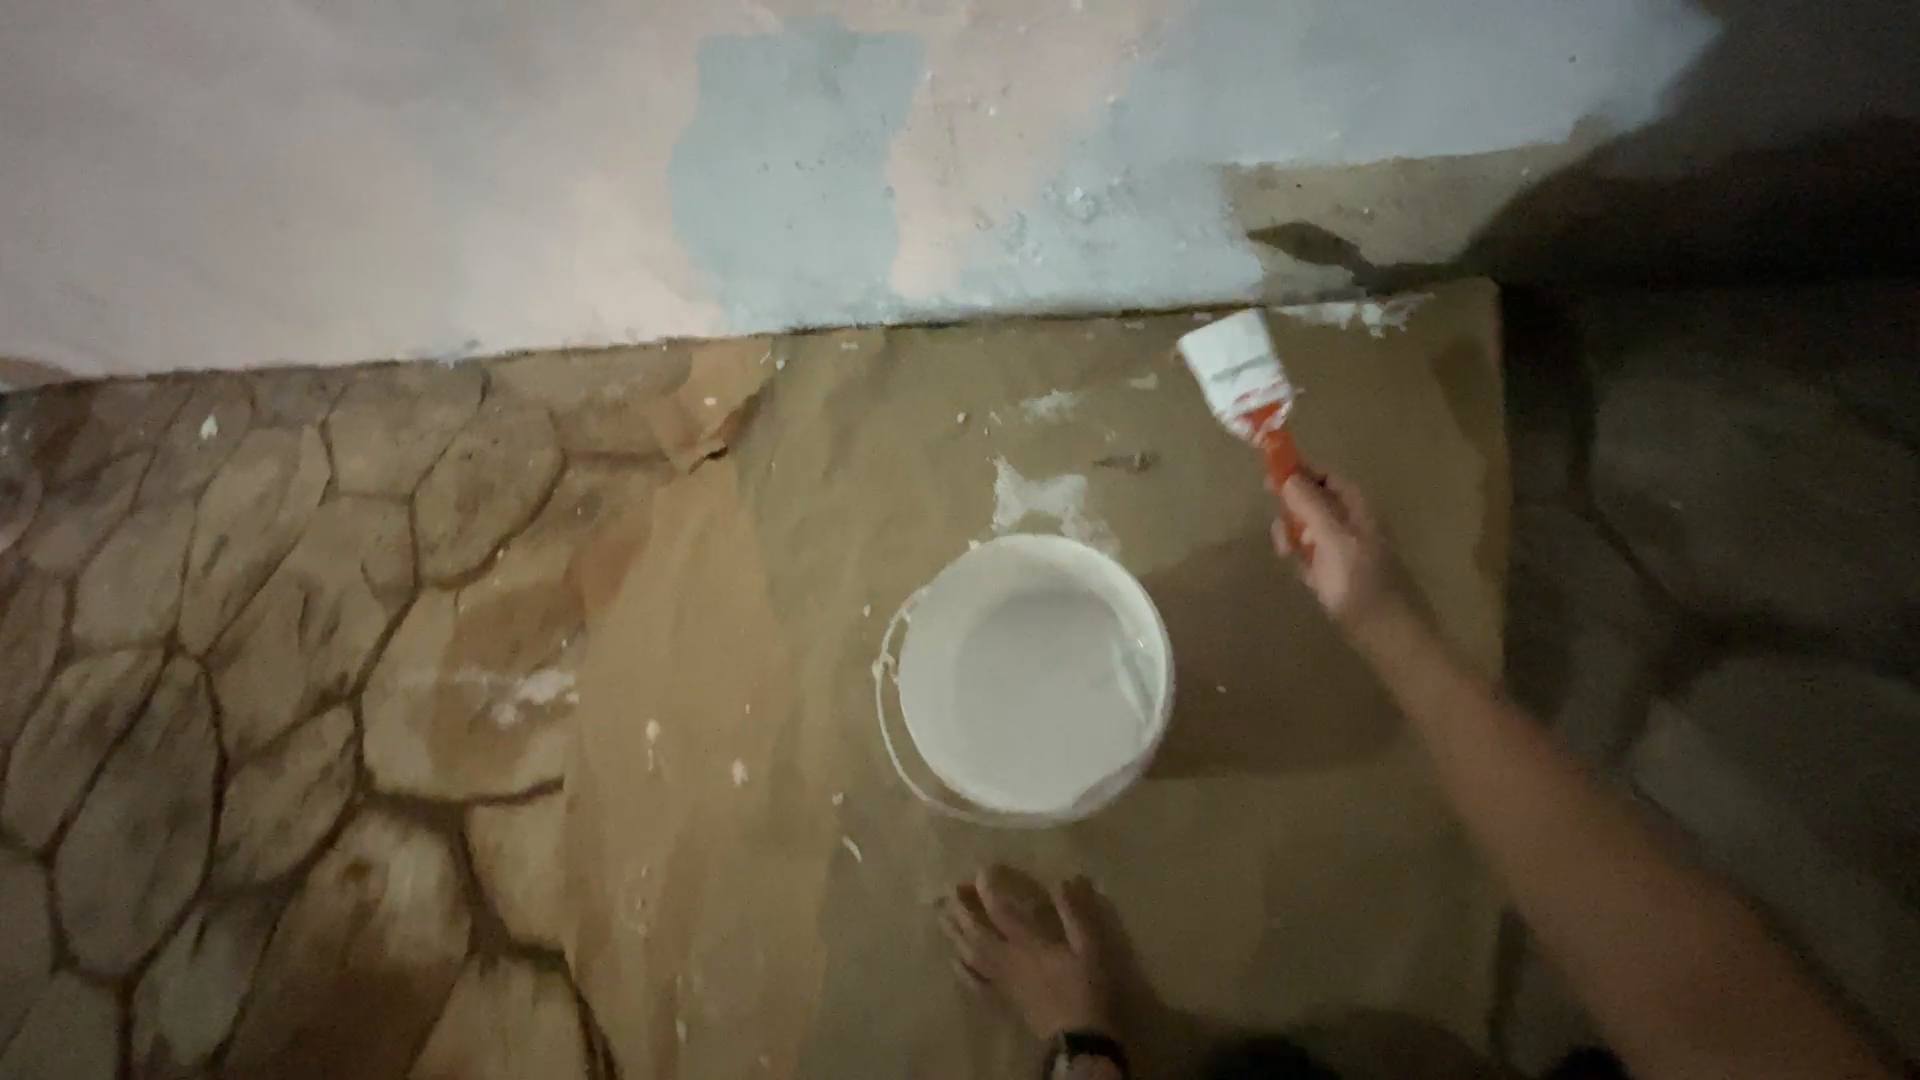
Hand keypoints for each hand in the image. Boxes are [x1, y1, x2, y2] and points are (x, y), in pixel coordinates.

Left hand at [939, 867, 1116, 1041]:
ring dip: (954, 932)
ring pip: (970, 954)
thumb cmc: (1086, 988)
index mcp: (1027, 943)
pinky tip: (953, 959)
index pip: (1000, 910)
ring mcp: (1001, 981)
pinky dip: (962, 970)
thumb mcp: (1089, 946)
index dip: (988, 888)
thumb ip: (1074, 912)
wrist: (1081, 1040)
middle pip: (976, 931)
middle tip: (949, 890)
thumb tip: (1063, 880)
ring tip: (942, 915)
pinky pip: (975, 984)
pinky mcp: (1003, 1001)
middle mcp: (1007, 959)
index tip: (981, 869)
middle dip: (961, 908)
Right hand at [1273, 473, 1405, 632]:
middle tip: (1273, 509)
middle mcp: (1350, 525)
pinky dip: (1297, 555)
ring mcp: (1341, 549)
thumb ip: (1310, 505)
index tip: (1273, 472)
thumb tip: (1288, 475)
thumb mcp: (1332, 537)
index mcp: (1358, 510)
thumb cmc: (1359, 581)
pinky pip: (1307, 554)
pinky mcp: (1332, 573)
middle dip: (1293, 504)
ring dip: (1292, 531)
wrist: (1382, 631)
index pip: (1329, 478)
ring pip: (1307, 528)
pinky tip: (1294, 565)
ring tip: (1286, 547)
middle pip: (1315, 501)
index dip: (1303, 472)